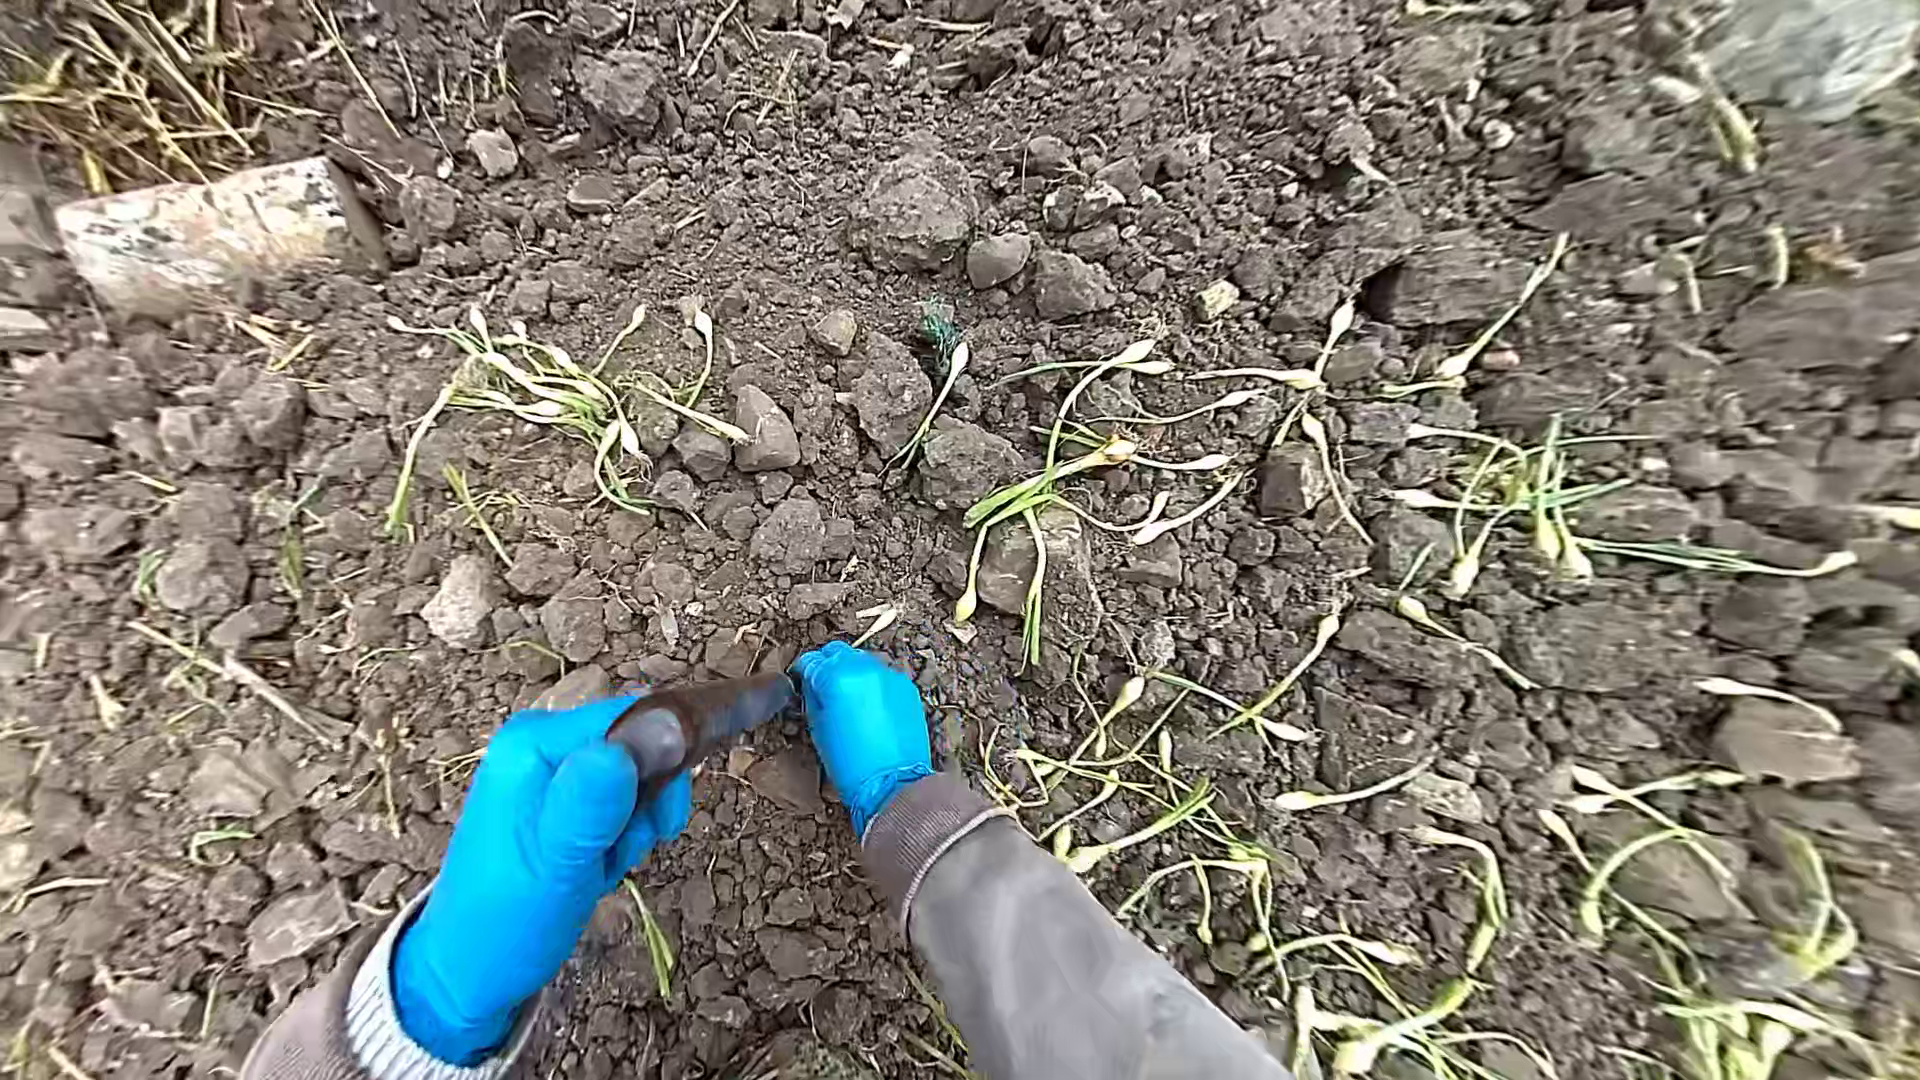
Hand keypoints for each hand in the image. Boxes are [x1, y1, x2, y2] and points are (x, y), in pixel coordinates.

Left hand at [392, 696, 691, 1064]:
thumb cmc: (507, 924)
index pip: (635, 717)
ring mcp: (554, 763)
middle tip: (626, 849)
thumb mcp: (556, 864)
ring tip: (608, 862)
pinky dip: (628, 826)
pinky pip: (625, 788)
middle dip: (649, 798)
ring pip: (639, 768)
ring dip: (640, 818)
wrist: (467, 978)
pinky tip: (603, 860)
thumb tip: (649, 733)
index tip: (658, 821)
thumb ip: (594, 798)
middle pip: (640, 741)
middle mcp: (544, 738)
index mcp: (535, 741)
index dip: (661, 762)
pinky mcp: (564, 788)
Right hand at [792, 642, 933, 836]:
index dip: (804, 671)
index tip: (803, 679)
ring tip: (848, 698)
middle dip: (828, 666)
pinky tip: (869, 705)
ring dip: (852, 672)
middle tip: (823, 686)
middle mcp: (866, 669)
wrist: (894, 782)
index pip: (813, 661)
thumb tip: (812, 682)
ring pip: (862, 660)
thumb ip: (813, 697)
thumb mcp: (818, 729)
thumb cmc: (852, 765)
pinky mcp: (905, 686)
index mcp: (838, 678)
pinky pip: (882, 675)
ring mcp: (889, 675)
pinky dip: (873, 683)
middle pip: (838, 652)